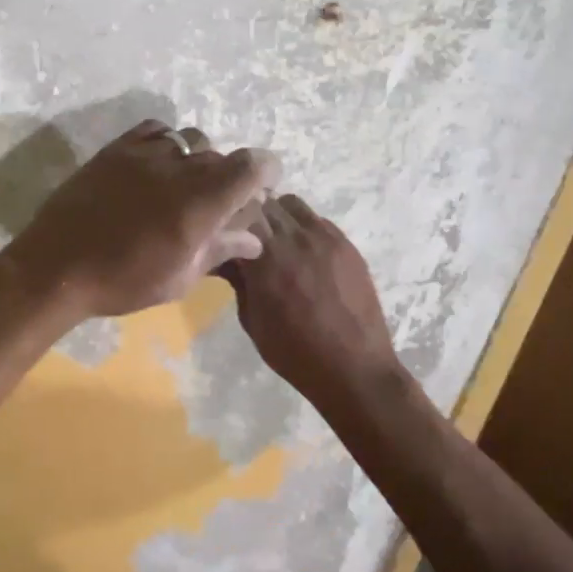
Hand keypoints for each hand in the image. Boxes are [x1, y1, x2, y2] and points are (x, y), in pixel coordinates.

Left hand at [6, 120, 280, 316]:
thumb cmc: (123, 282)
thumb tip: (253, 238)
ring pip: (189, 140)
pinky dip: (167, 142)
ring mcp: (145, 154)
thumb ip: (219, 250)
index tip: (262, 185)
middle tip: (217, 202)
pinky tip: (159, 164)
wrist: (58, 265)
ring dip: (197, 159)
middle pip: (221, 157)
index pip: (251, 166)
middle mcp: (179, 170)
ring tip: (184, 183)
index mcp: (201, 204)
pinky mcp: (117, 148)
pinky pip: (155, 129)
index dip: (264, 171)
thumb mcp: (178, 278)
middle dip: (228, 176)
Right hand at [219, 194, 403, 402]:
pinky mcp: (347, 245)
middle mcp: (295, 238)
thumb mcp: (252, 320)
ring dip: (277, 216)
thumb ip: (238, 280)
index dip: (225, 219)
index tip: (217, 232)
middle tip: (242, 234)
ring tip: (274, 240)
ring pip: (292, 205)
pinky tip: (301, 252)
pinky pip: (317, 221)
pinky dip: (302, 227)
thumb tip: (220, 255)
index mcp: (266, 258)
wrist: (354, 369)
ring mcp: (325, 238)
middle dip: (249, 213)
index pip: (236, 213)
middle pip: (263, 202)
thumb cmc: (295, 352)